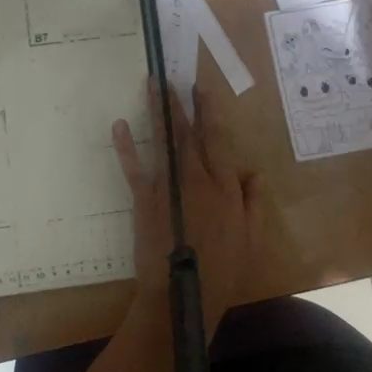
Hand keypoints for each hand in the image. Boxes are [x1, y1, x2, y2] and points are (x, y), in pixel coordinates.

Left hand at [113, 86, 260, 329]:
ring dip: (157, 111)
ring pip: (163, 140)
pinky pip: (134, 168)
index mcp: (224, 186)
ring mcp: (167, 186)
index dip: (209, 111)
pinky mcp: (144, 200)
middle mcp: (196, 178)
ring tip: (152, 84)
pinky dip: (125, 146)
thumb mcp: (250, 236)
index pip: (216, 139)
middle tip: (172, 76)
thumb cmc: (223, 269)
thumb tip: (253, 172)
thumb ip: (253, 202)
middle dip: (180, 103)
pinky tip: (118, 124)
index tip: (202, 88)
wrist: (183, 294)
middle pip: (188, 132)